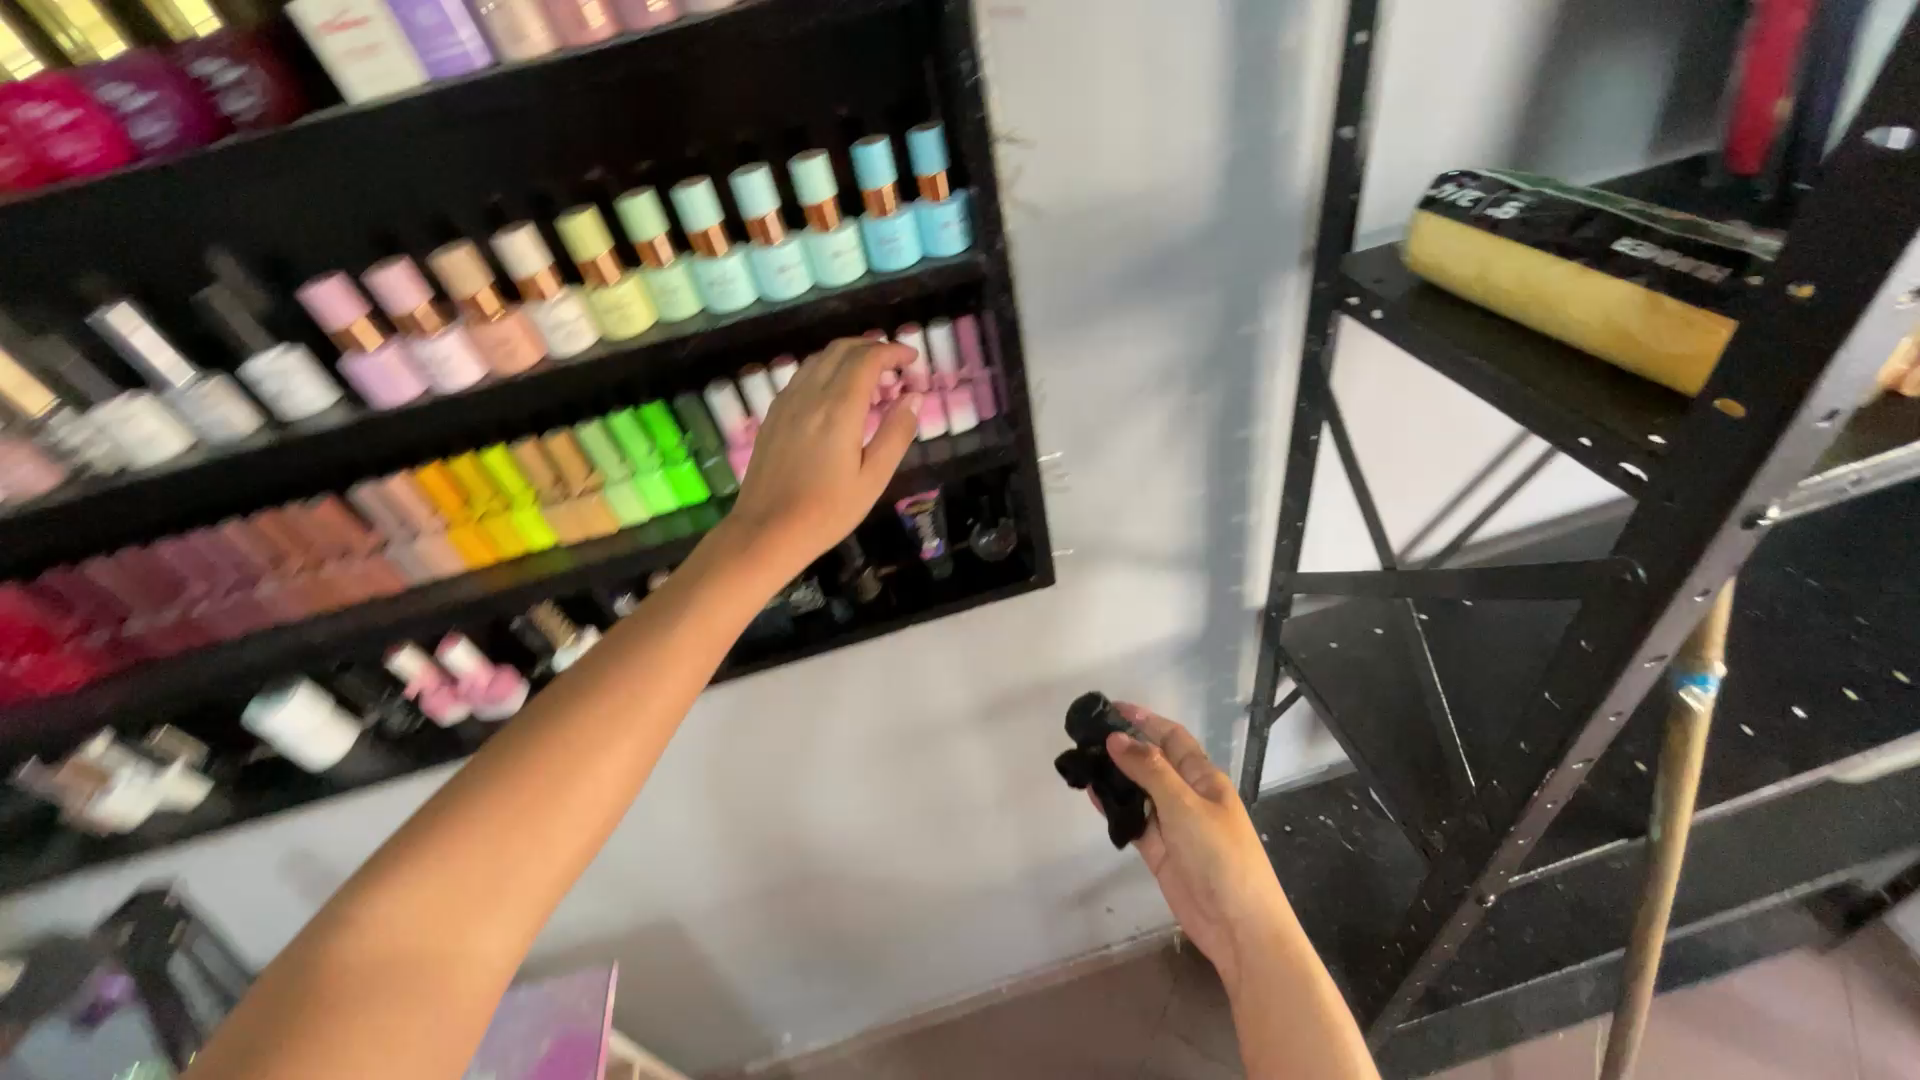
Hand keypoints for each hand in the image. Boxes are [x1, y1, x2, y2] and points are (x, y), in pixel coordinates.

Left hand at [725, 338, 919, 576]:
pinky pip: (803, 376)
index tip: (912, 358)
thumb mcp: (873, 478)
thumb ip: (895, 434)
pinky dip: (827, 369)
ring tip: (870, 374)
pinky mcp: (773, 415)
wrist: (767, 530)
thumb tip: (912, 397)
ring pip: (819, 359)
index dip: (893, 351)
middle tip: (895, 362)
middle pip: (842, 350)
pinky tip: (836, 392)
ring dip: (848, 355)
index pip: (868, 359)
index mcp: (838, 409)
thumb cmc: (827, 511)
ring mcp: (787, 402)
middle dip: (872, 346)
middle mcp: (810, 395)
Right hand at [1098, 703, 1295, 992]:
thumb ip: (1149, 770)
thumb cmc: (1221, 857)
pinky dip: (1114, 807)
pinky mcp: (1159, 851)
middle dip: (1124, 746)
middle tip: (1086, 735)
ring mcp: (1173, 825)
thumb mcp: (1185, 806)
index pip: (1172, 738)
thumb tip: (1116, 738)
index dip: (1145, 721)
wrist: (1239, 927)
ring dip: (1115, 776)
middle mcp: (1188, 796)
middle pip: (1152, 762)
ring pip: (1139, 791)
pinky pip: (1133, 820)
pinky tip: (1092, 794)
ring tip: (1081, 760)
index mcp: (1205, 779)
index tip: (1111, 708)